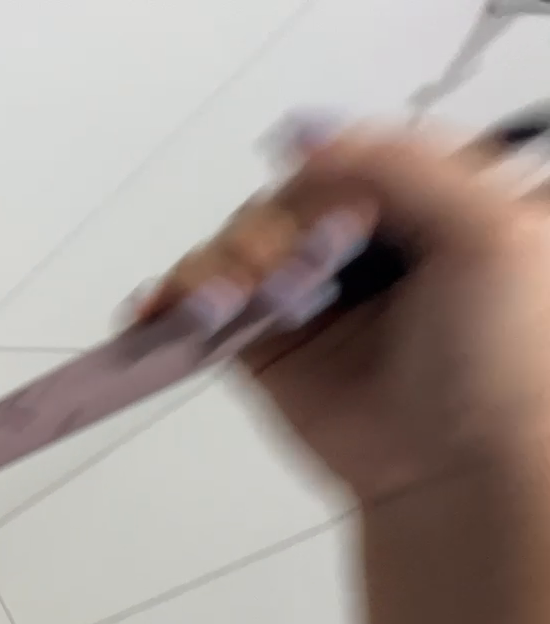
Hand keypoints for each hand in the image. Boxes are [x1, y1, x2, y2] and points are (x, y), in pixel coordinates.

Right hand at [139, 121, 549, 501]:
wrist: (448, 459)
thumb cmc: (498, 357)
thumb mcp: (488, 234)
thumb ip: (405, 167)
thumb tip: (301, 134)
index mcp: (422, 205)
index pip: (339, 166)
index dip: (318, 189)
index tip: (335, 233)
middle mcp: (352, 246)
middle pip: (269, 208)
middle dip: (260, 241)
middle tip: (285, 283)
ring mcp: (295, 295)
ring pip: (222, 254)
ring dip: (208, 274)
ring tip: (221, 310)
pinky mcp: (249, 342)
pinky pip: (190, 308)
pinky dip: (162, 305)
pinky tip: (154, 313)